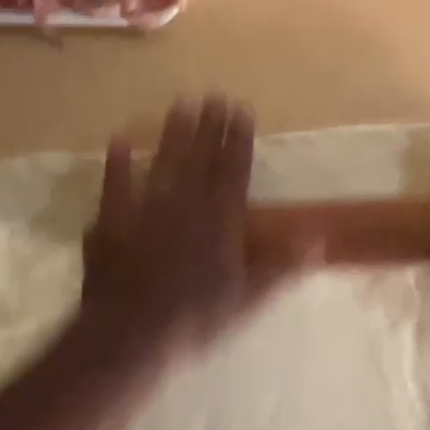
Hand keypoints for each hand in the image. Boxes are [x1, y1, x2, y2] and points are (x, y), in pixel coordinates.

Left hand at [80, 95, 307, 359]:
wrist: (131, 334)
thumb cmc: (195, 317)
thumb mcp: (247, 297)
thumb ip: (280, 265)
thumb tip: (317, 238)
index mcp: (218, 220)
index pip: (233, 170)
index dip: (238, 139)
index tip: (242, 109)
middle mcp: (184, 205)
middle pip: (199, 158)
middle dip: (209, 126)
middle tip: (215, 95)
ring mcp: (146, 209)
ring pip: (163, 163)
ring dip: (172, 133)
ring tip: (180, 104)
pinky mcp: (112, 221)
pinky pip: (114, 185)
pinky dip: (117, 164)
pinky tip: (119, 141)